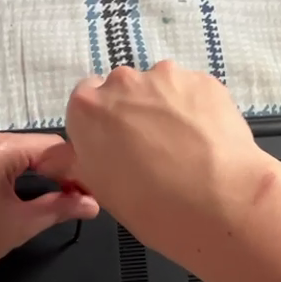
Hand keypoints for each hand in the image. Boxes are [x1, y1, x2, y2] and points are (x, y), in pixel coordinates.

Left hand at [0, 133, 98, 281]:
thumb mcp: (18, 227)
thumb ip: (59, 208)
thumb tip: (90, 203)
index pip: (54, 148)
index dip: (80, 171)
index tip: (96, 193)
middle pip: (34, 149)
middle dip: (60, 173)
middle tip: (83, 200)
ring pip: (13, 157)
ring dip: (37, 176)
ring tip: (60, 202)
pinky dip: (12, 179)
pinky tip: (26, 199)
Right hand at [37, 62, 280, 247]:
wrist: (220, 202)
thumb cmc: (152, 205)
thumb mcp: (100, 189)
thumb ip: (79, 162)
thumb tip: (60, 158)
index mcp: (88, 108)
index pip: (85, 103)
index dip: (102, 125)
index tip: (116, 147)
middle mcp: (122, 82)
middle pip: (123, 89)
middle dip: (134, 112)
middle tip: (152, 149)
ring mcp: (166, 76)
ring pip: (160, 88)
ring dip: (166, 108)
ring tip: (186, 146)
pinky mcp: (203, 79)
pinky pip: (192, 91)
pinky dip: (196, 109)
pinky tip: (207, 140)